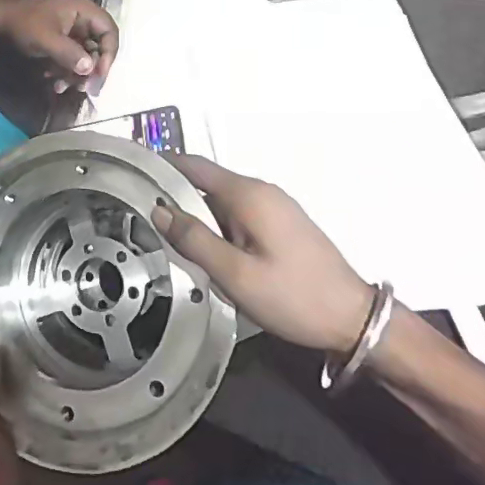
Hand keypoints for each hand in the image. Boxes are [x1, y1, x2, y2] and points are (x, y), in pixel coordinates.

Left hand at [0, 0, 117, 94]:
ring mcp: (74, 32)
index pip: (110, 32)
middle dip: (91, 70)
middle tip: (82, 87)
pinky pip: (74, 60)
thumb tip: (90, 69)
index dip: (108, 54)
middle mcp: (83, 20)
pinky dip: (67, 73)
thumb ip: (69, 53)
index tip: (99, 74)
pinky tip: (55, 82)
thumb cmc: (24, 24)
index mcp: (84, 11)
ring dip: (77, 75)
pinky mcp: (65, 43)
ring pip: (86, 58)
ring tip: (62, 86)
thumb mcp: (46, 39)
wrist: (0, 22)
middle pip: (100, 47)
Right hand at [151, 154, 376, 354]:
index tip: (133, 178)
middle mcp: (262, 193)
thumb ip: (195, 240)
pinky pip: (239, 222)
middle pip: (207, 188)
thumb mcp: (235, 274)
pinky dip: (220, 236)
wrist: (350, 318)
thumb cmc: (293, 296)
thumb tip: (160, 211)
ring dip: (200, 227)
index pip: (195, 167)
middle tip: (147, 231)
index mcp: (250, 195)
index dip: (162, 168)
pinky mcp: (281, 228)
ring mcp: (275, 210)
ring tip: (178, 254)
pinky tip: (213, 264)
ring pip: (222, 209)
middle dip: (179, 206)